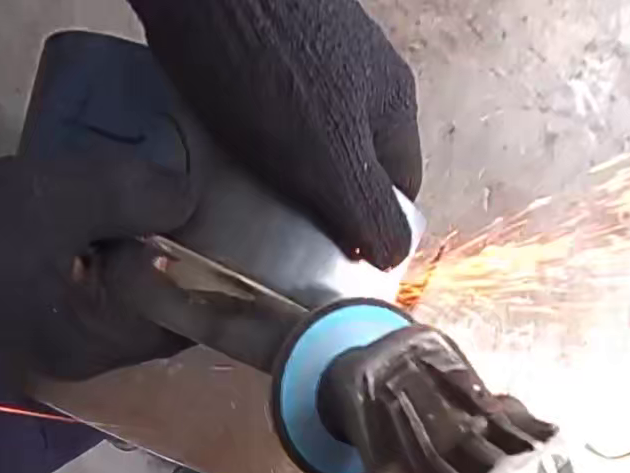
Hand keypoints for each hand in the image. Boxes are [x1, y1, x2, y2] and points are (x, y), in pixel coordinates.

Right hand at [0, 153, 196, 379]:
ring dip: (146, 267)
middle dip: (174, 270)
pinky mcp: (52, 323)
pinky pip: (105, 300)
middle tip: (184, 215)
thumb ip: (130, 197)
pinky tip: (117, 231)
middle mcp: (91, 358)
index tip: (210, 227)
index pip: (178, 322)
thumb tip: (190, 196)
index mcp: (95, 345)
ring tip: (155, 216)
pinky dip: (118, 269)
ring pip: (132, 308)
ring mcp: (70, 344)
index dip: (201, 276)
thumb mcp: (53, 200)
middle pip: (159, 318)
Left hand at [130, 0, 421, 267]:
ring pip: (314, 150)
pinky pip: (274, 123)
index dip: (374, 233)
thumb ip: (368, 211)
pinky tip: (230, 160)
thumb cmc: (269, 68)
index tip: (335, 261)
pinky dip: (258, 150)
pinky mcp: (270, 53)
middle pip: (358, 173)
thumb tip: (393, 260)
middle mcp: (364, 84)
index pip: (400, 196)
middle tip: (290, 239)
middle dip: (329, 211)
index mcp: (393, 109)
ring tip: (253, 204)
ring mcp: (318, 64)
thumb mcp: (330, 158)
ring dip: (289, 184)